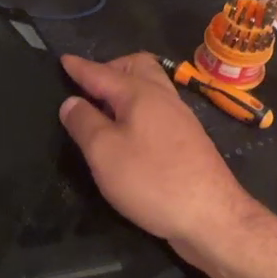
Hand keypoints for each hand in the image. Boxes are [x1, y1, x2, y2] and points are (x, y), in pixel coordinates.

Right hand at [58, 53, 276, 277]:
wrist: (213, 217)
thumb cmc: (152, 180)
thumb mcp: (104, 152)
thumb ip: (84, 122)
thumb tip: (71, 101)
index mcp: (140, 94)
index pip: (102, 72)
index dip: (79, 67)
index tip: (63, 60)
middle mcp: (163, 98)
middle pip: (137, 67)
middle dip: (111, 69)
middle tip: (88, 89)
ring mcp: (180, 119)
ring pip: (151, 88)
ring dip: (126, 90)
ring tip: (104, 111)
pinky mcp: (188, 142)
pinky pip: (158, 110)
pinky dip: (138, 110)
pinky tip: (129, 133)